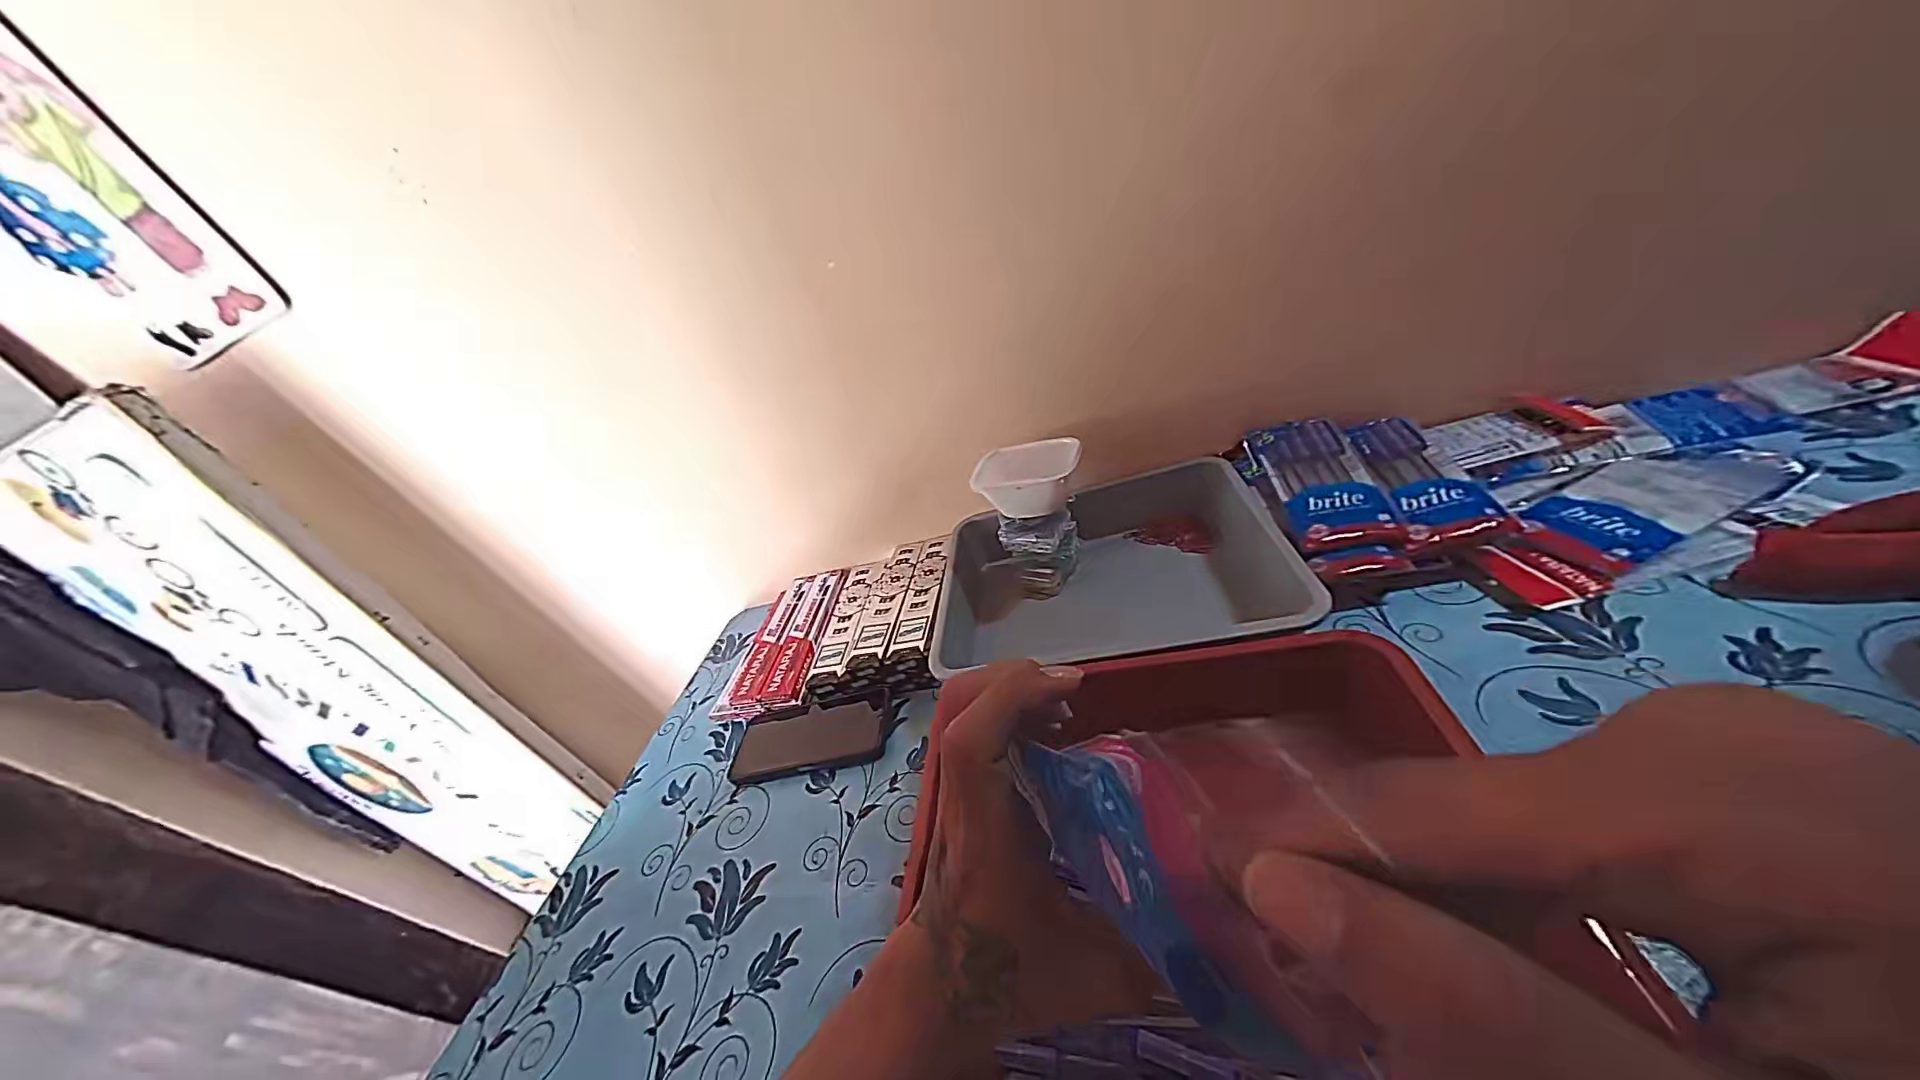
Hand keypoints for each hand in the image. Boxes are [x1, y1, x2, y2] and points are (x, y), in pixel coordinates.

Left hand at [908, 660, 1160, 1032]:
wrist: (942, 987)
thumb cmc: (1007, 977)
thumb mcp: (1091, 975)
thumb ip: (1155, 957)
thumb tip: (1220, 932)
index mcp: (986, 828)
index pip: (971, 741)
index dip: (1013, 697)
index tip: (1069, 688)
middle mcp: (965, 796)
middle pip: (960, 704)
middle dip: (1015, 679)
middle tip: (1072, 691)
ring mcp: (957, 789)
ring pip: (962, 708)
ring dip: (1012, 689)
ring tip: (1063, 705)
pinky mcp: (964, 789)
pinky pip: (976, 725)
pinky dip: (1009, 709)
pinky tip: (1049, 733)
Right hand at [1235, 684, 1919, 1079]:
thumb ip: (1486, 1017)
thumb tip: (1277, 891)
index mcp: (1736, 804)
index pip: (1441, 803)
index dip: (1306, 839)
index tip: (1213, 875)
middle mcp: (1705, 731)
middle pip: (1468, 803)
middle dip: (1382, 882)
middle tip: (1324, 967)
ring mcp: (1716, 738)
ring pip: (1499, 805)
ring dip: (1438, 887)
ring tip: (1405, 959)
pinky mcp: (1713, 765)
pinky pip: (1554, 812)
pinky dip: (1506, 880)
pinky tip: (1505, 939)